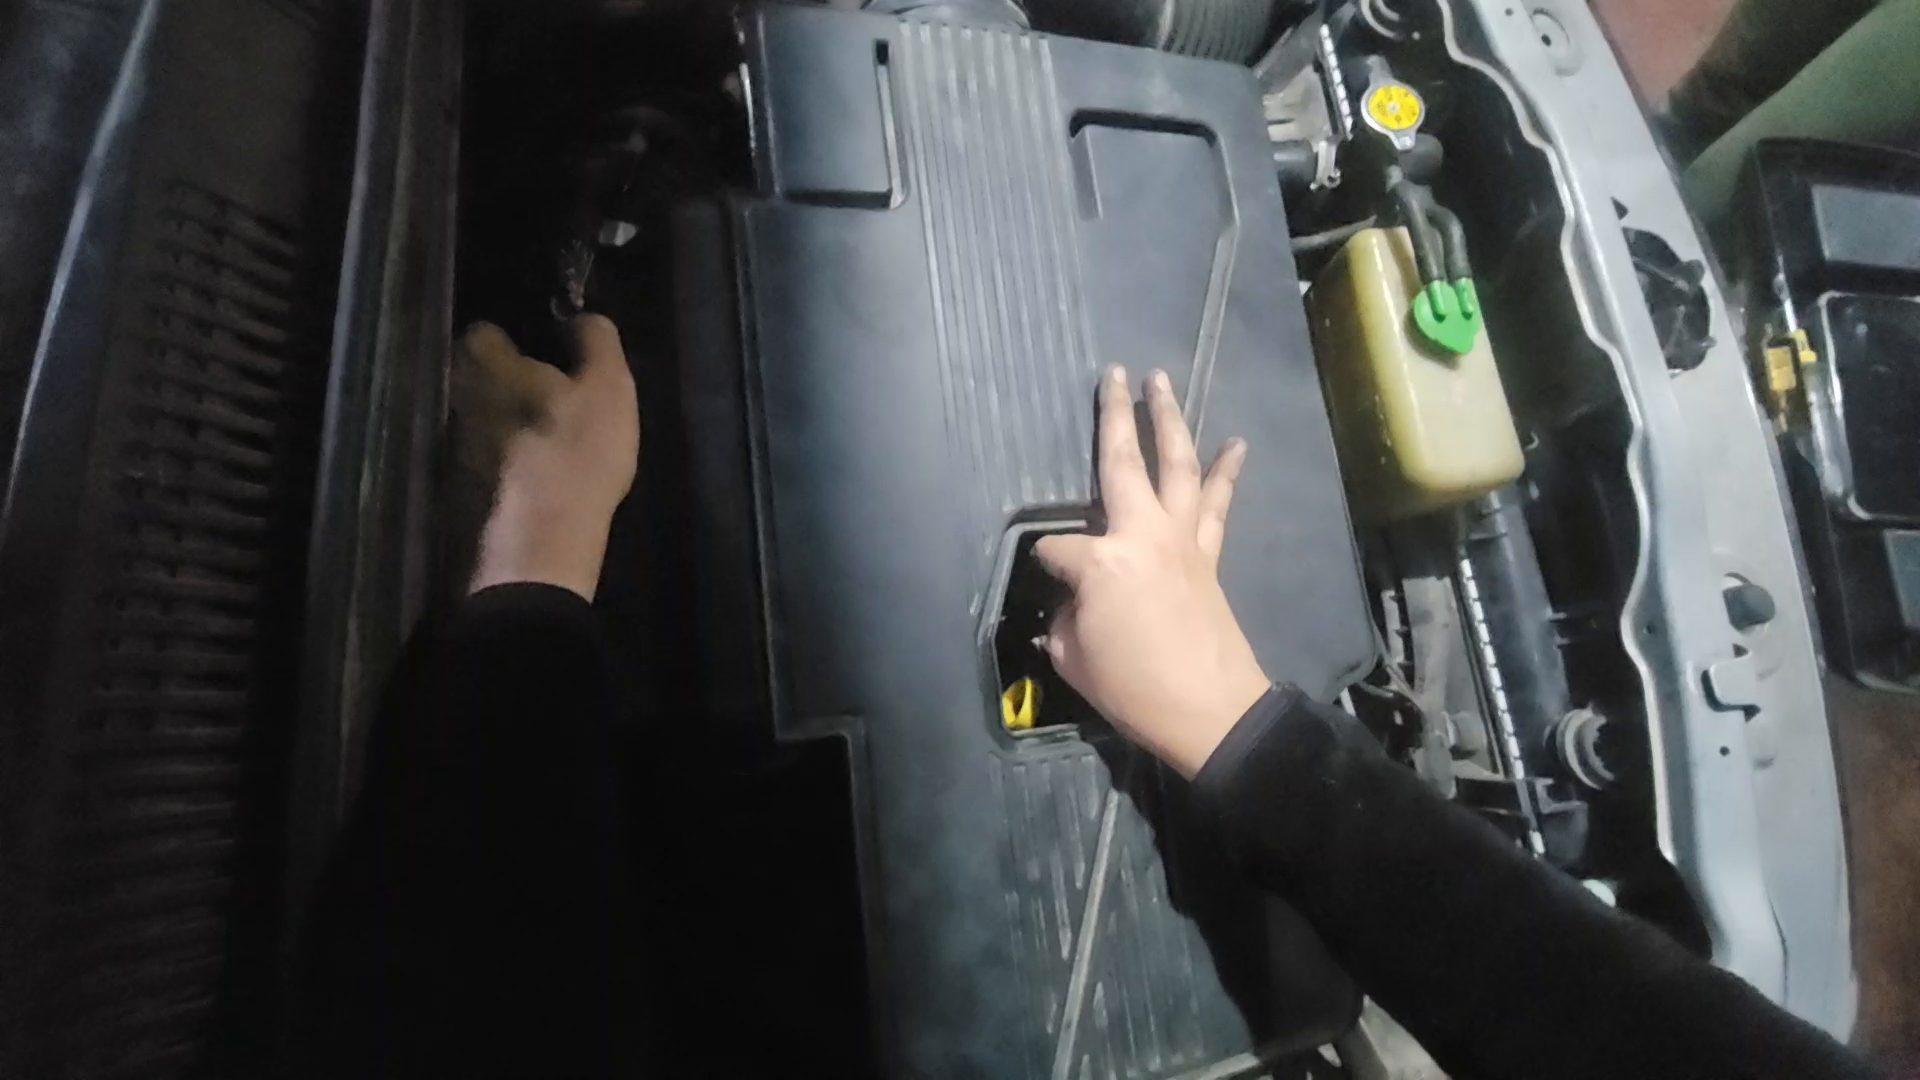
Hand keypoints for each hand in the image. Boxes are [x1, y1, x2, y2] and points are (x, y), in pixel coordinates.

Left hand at [463, 315, 638, 600]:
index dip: (514, 338)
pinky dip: (504, 465)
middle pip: (477, 378)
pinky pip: (484, 463)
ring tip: (546, 442)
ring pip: (480, 421)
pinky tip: (536, 480)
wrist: (544, 538)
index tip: (545, 354)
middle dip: (506, 382)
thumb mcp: (610, 387)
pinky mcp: (460, 491)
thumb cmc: (578, 449)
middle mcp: (456, 399)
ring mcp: (452, 448)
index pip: (484, 332)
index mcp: (485, 364)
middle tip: (550, 397)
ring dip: (505, 425)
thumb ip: (598, 341)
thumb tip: (585, 315)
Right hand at [1035, 367, 1268, 777]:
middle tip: (1113, 373)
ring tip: (1162, 382)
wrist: (1213, 712)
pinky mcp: (1208, 553)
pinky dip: (1226, 471)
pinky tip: (1234, 443)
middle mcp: (1142, 535)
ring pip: (1176, 466)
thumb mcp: (1075, 659)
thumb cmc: (1134, 690)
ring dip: (1170, 421)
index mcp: (1100, 564)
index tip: (1052, 589)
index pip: (1055, 548)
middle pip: (1122, 464)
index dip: (1047, 566)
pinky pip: (1218, 503)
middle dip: (1115, 415)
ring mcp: (1181, 539)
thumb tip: (1072, 603)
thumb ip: (1065, 619)